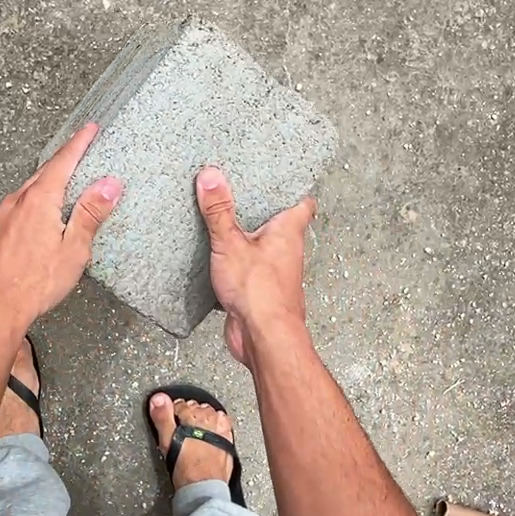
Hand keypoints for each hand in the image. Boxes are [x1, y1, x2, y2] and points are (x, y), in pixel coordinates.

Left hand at [0, 124, 122, 335]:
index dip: (79, 143)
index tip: (90, 128)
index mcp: (39, 200)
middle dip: (66, 156)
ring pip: (33, 185)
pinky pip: (24, 200)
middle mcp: (19, 201)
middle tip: (83, 145)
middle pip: (46, 170)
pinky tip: (46, 205)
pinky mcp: (0, 228)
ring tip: (69, 173)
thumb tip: (109, 184)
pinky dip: (40, 192)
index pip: (63, 161)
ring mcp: (6, 215)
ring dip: (52, 175)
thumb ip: (90, 213)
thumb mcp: (73, 249)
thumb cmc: (34, 282)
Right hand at [195, 167, 315, 367]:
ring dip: (248, 239)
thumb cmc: (261, 294)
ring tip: (227, 223)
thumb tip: (212, 176)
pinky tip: (217, 261)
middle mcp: (285, 251)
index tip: (282, 178)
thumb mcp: (231, 243)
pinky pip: (247, 270)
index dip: (294, 190)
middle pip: (281, 225)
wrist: (264, 338)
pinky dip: (235, 264)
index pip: (302, 204)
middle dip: (264, 213)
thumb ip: (219, 210)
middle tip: (246, 196)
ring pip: (263, 249)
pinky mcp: (258, 291)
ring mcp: (273, 272)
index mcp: (287, 232)